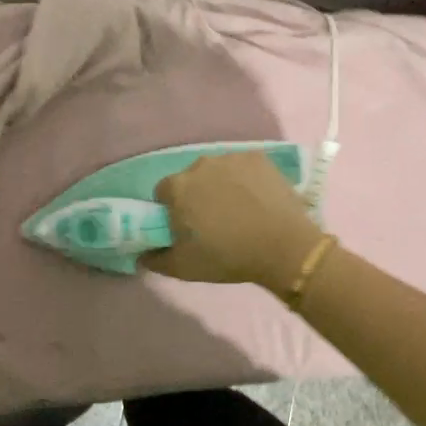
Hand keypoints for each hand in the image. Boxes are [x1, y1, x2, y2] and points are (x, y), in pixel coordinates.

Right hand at [144, 151, 323, 291]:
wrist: (283, 247)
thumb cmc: (228, 257)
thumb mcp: (183, 268)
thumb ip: (155, 259)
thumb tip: (142, 253)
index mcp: (177, 187)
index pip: (163, 193)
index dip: (172, 210)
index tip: (186, 227)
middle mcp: (200, 164)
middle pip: (191, 179)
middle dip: (197, 195)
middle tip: (214, 221)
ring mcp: (231, 157)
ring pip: (218, 171)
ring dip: (222, 185)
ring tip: (240, 211)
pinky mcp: (258, 157)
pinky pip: (243, 166)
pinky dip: (246, 179)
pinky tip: (258, 199)